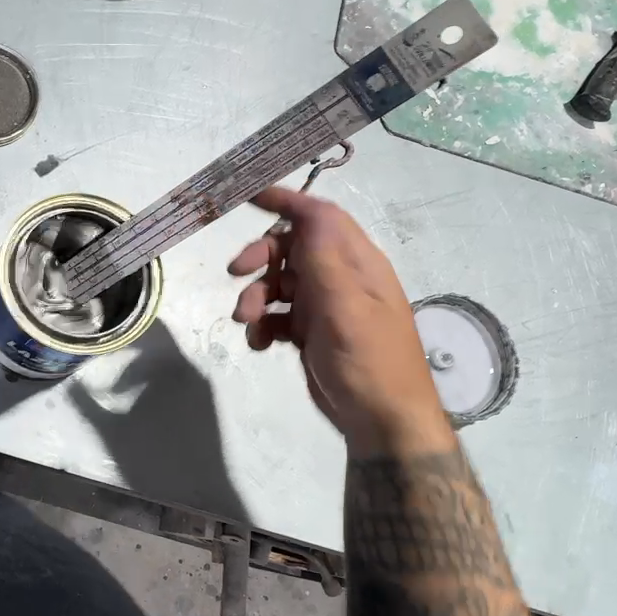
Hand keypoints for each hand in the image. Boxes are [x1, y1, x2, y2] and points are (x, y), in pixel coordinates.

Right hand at [228, 186, 451, 457]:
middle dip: (261, 259)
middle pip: (291, 249)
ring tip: (248, 323)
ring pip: (278, 284)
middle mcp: (342, 278)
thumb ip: (324, 258)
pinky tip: (261, 344)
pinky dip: (263, 325)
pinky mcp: (312, 332)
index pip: (320, 217)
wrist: (380, 420)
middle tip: (236, 273)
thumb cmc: (368, 359)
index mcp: (357, 263)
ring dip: (256, 298)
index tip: (247, 195)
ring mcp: (326, 306)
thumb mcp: (346, 306)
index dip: (286, 201)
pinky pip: (278, 315)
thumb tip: (307, 211)